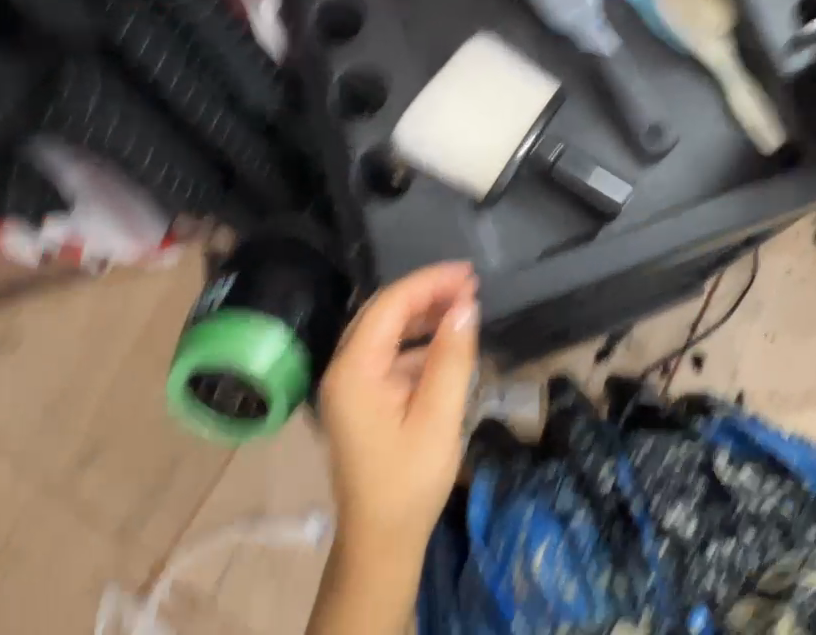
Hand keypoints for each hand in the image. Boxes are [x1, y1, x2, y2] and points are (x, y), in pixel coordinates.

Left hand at [317, 262, 478, 559]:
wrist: (382, 541)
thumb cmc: (409, 482)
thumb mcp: (438, 418)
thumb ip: (451, 358)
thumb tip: (466, 306)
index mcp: (353, 370)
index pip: (389, 306)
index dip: (429, 283)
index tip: (468, 274)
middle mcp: (344, 370)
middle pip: (384, 315)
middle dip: (427, 295)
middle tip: (471, 285)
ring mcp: (351, 386)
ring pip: (387, 334)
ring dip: (424, 319)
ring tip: (465, 308)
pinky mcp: (363, 401)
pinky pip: (390, 357)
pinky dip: (419, 345)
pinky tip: (448, 346)